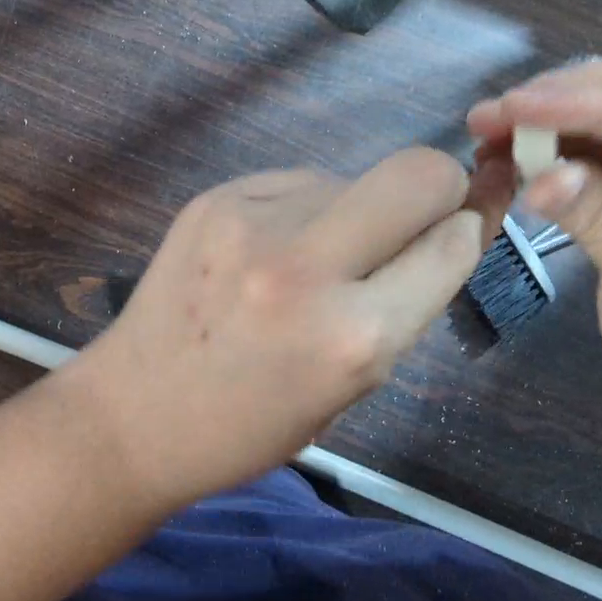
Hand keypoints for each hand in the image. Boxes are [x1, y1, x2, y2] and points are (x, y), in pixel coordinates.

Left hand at [68, 148, 486, 507]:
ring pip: (350, 179)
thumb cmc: (249, 426)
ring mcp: (253, 224)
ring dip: (355, 211)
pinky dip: (302, 209)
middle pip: (417, 174)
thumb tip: (449, 229)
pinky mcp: (214, 200)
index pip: (453, 243)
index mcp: (355, 338)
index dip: (467, 230)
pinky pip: (294, 183)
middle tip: (413, 221)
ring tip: (312, 258)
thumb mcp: (349, 390)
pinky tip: (268, 249)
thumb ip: (402, 310)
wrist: (134, 414)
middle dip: (437, 190)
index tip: (462, 226)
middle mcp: (308, 268)